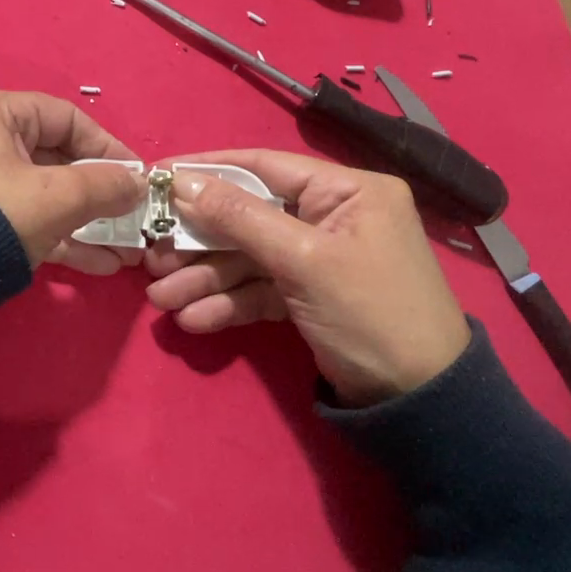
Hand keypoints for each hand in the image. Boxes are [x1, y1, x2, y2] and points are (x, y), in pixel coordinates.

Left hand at [0, 87, 144, 273]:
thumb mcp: (54, 200)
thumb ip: (103, 187)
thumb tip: (137, 184)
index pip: (63, 118)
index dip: (107, 148)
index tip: (138, 178)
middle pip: (50, 158)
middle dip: (97, 196)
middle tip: (132, 221)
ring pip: (36, 193)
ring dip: (81, 222)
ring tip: (124, 253)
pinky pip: (15, 215)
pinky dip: (52, 234)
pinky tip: (96, 264)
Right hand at [144, 150, 469, 405]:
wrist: (420, 405)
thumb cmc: (370, 313)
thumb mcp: (302, 261)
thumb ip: (239, 217)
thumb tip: (180, 181)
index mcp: (346, 191)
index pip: (263, 166)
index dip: (207, 171)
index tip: (156, 179)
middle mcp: (331, 216)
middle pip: (247, 217)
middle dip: (198, 242)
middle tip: (150, 257)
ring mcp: (316, 258)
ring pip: (246, 257)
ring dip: (204, 279)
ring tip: (161, 300)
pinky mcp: (307, 296)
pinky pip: (258, 289)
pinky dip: (227, 303)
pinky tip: (194, 320)